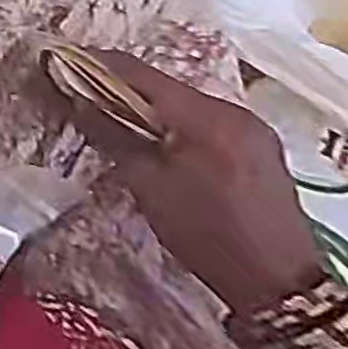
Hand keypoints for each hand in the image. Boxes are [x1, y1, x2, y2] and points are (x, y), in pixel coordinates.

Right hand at [77, 51, 323, 316]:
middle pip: (165, 85)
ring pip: (185, 102)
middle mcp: (234, 110)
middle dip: (122, 86)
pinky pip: (206, 119)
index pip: (142, 74)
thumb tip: (79, 99)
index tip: (66, 60)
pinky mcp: (260, 144)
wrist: (280, 288)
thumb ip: (112, 135)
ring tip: (117, 117)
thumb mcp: (149, 186)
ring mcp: (252, 126)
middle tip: (86, 92)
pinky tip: (160, 139)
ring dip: (150, 106)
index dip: (99, 64)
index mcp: (207, 118)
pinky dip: (177, 121)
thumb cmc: (206, 236)